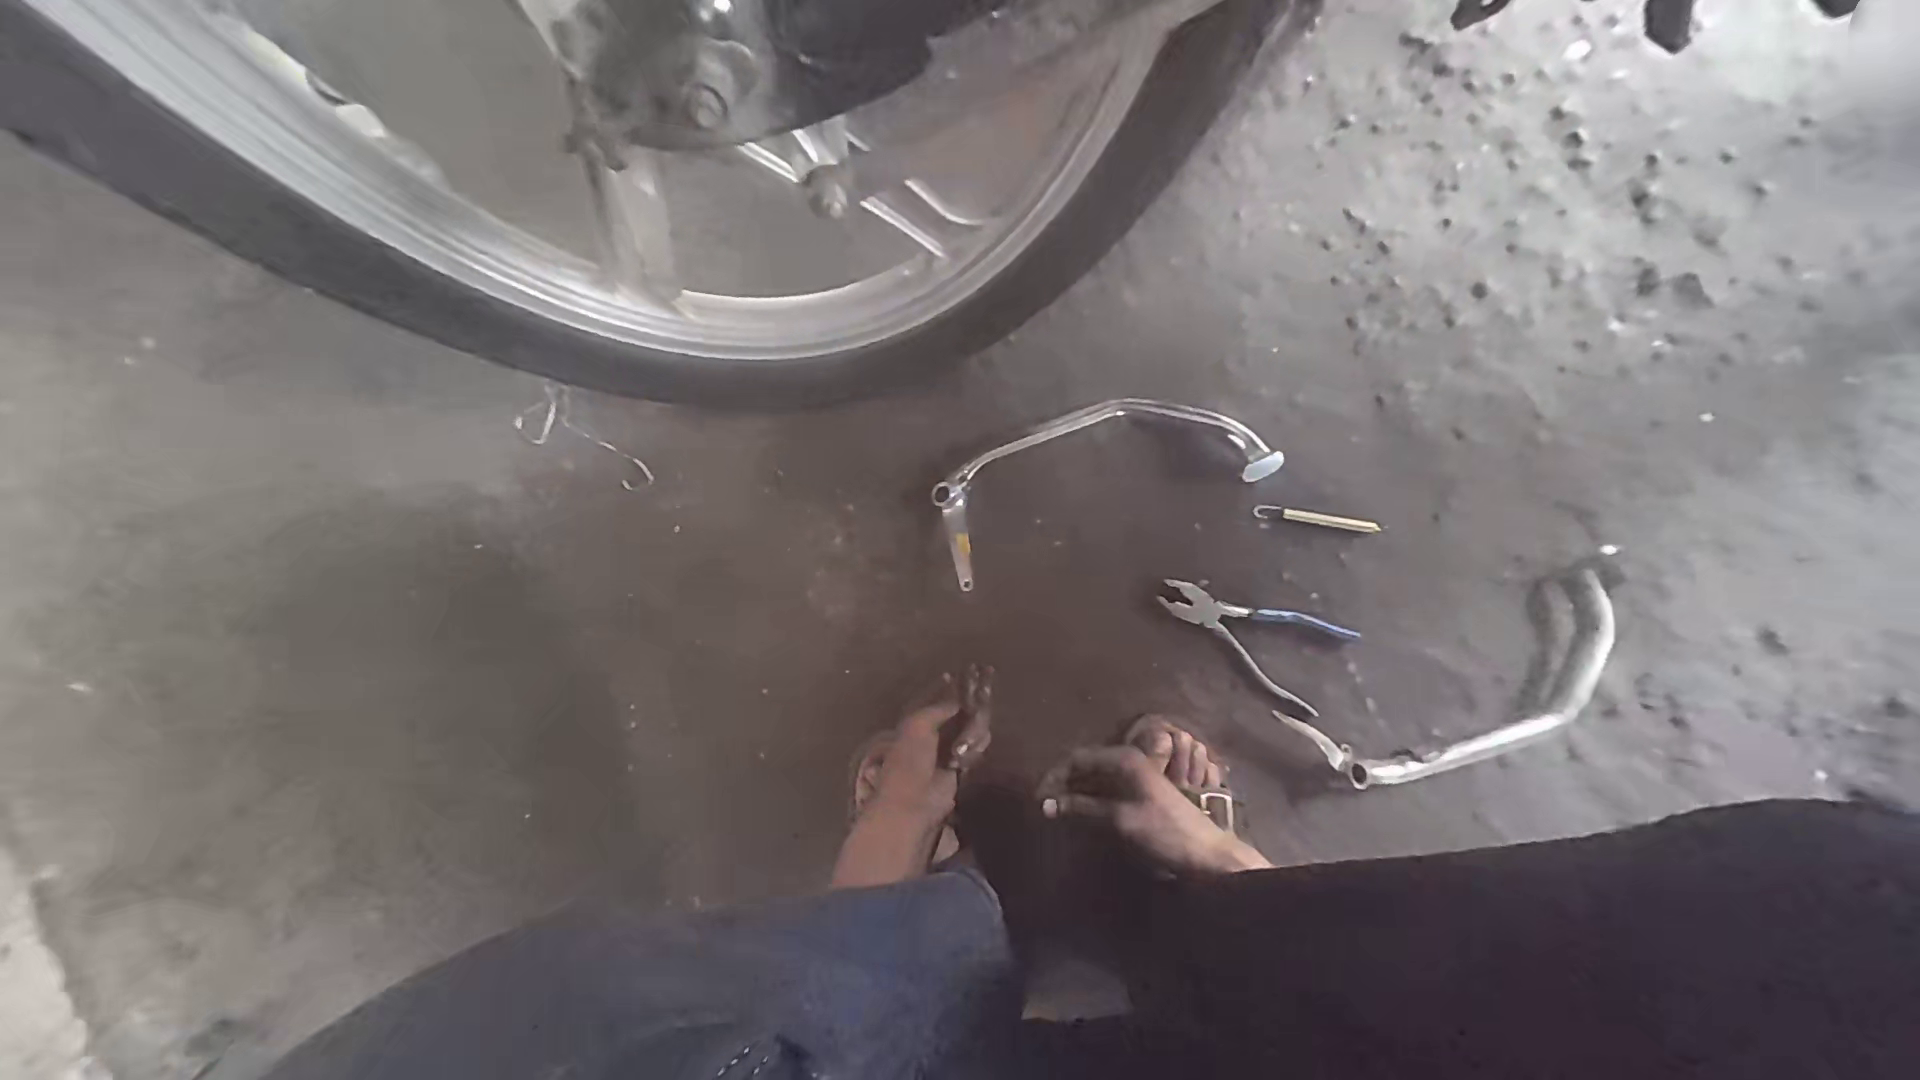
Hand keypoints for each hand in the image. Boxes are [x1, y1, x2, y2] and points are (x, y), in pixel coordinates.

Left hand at [865, 664, 992, 821]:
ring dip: (971, 735)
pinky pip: (976, 748)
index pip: (937, 694)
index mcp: (918, 717)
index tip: (969, 671)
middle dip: (971, 708)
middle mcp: (934, 729)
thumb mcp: (919, 724)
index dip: (950, 684)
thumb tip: (958, 696)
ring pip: (973, 728)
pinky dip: (973, 751)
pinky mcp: (961, 764)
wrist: (914, 801)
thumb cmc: (910, 759)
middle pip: (961, 709)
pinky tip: (961, 761)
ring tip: (958, 751)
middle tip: (981, 702)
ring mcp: (948, 746)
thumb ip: (940, 706)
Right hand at [1038, 745, 1269, 876]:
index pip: (1078, 758)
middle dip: (1062, 782)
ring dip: (1074, 791)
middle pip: (1085, 764)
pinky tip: (1079, 812)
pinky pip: (1106, 787)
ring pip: (1094, 776)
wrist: (1206, 855)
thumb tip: (1047, 804)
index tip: (1039, 798)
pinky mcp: (1139, 792)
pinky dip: (1088, 797)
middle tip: (1044, 806)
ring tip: (1056, 810)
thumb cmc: (1164, 832)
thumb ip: (1082, 808)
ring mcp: (1135, 775)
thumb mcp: (1120, 819)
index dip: (1055, 775)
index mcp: (1124, 758)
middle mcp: (1128, 760)